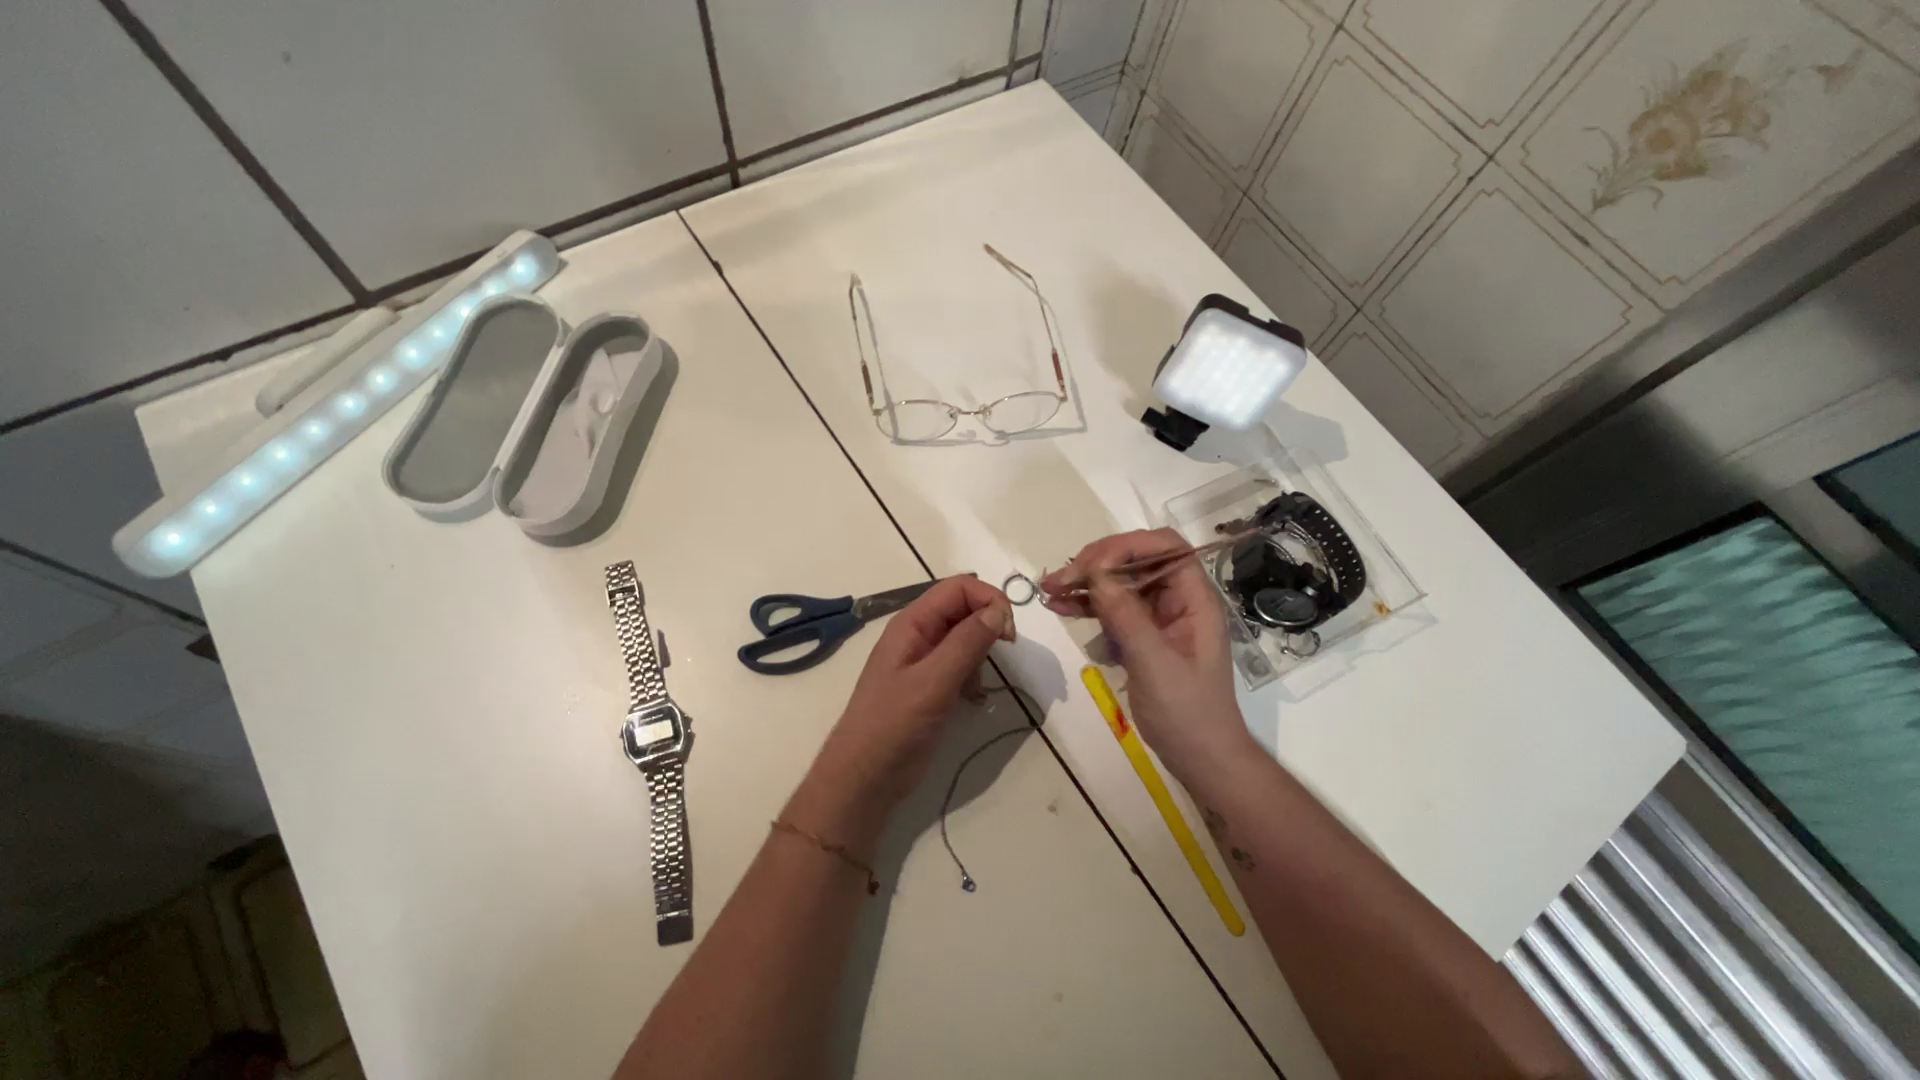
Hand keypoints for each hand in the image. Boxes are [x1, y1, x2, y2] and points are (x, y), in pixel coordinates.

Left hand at [807, 576, 1014, 811]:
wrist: (865, 777)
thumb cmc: (893, 725)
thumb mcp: (933, 681)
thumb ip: (967, 643)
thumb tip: (999, 610)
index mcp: (911, 623)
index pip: (958, 588)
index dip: (989, 599)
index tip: (1009, 632)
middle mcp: (918, 635)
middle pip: (963, 609)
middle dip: (989, 623)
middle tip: (1006, 651)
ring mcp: (923, 662)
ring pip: (964, 638)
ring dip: (982, 652)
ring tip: (980, 682)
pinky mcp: (930, 687)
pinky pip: (960, 665)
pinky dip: (974, 674)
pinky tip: (973, 698)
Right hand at [1040, 530, 1253, 779]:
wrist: (1202, 759)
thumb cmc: (1188, 713)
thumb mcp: (1155, 663)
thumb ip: (1126, 615)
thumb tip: (1096, 573)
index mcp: (1195, 599)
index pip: (1165, 547)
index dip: (1127, 547)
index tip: (1090, 566)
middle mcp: (1179, 601)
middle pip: (1137, 562)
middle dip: (1097, 564)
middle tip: (1058, 580)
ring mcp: (1161, 620)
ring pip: (1121, 585)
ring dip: (1087, 584)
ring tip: (1049, 592)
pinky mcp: (1144, 638)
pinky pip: (1115, 610)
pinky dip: (1089, 607)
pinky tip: (1062, 609)